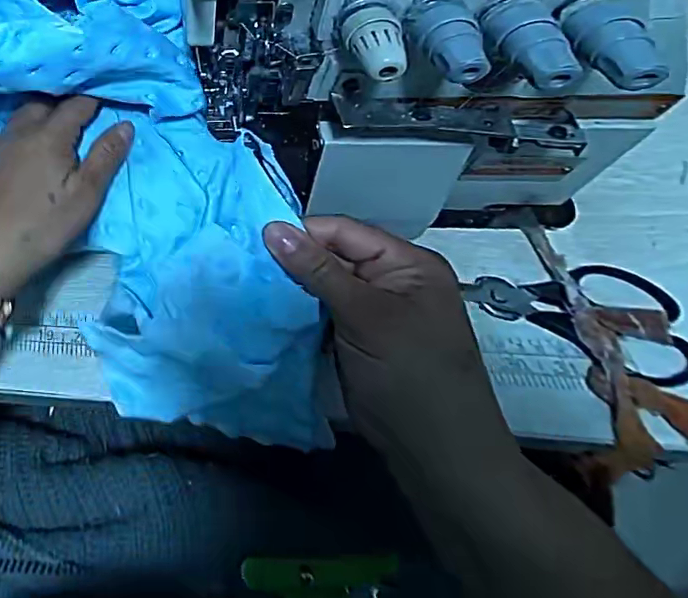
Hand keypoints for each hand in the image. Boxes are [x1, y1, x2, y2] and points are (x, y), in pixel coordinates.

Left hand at [0, 97, 133, 299]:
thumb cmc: (44, 225)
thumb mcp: (85, 196)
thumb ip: (106, 157)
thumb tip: (126, 124)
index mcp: (49, 134)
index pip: (77, 104)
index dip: (97, 100)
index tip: (113, 102)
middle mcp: (24, 129)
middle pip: (49, 102)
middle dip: (70, 102)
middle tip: (90, 114)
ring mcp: (4, 143)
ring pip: (28, 112)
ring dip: (48, 111)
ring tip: (65, 126)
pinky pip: (16, 127)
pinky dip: (32, 124)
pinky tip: (38, 142)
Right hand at [263, 217, 514, 458]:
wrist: (438, 459)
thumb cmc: (410, 376)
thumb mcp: (364, 316)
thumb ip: (318, 270)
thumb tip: (272, 228)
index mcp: (407, 264)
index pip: (344, 232)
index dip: (303, 234)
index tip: (258, 242)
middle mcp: (392, 280)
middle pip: (333, 255)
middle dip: (295, 261)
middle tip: (249, 265)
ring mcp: (375, 311)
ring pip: (324, 284)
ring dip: (295, 288)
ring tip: (253, 285)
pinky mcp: (359, 338)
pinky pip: (324, 311)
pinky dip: (301, 312)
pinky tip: (273, 311)